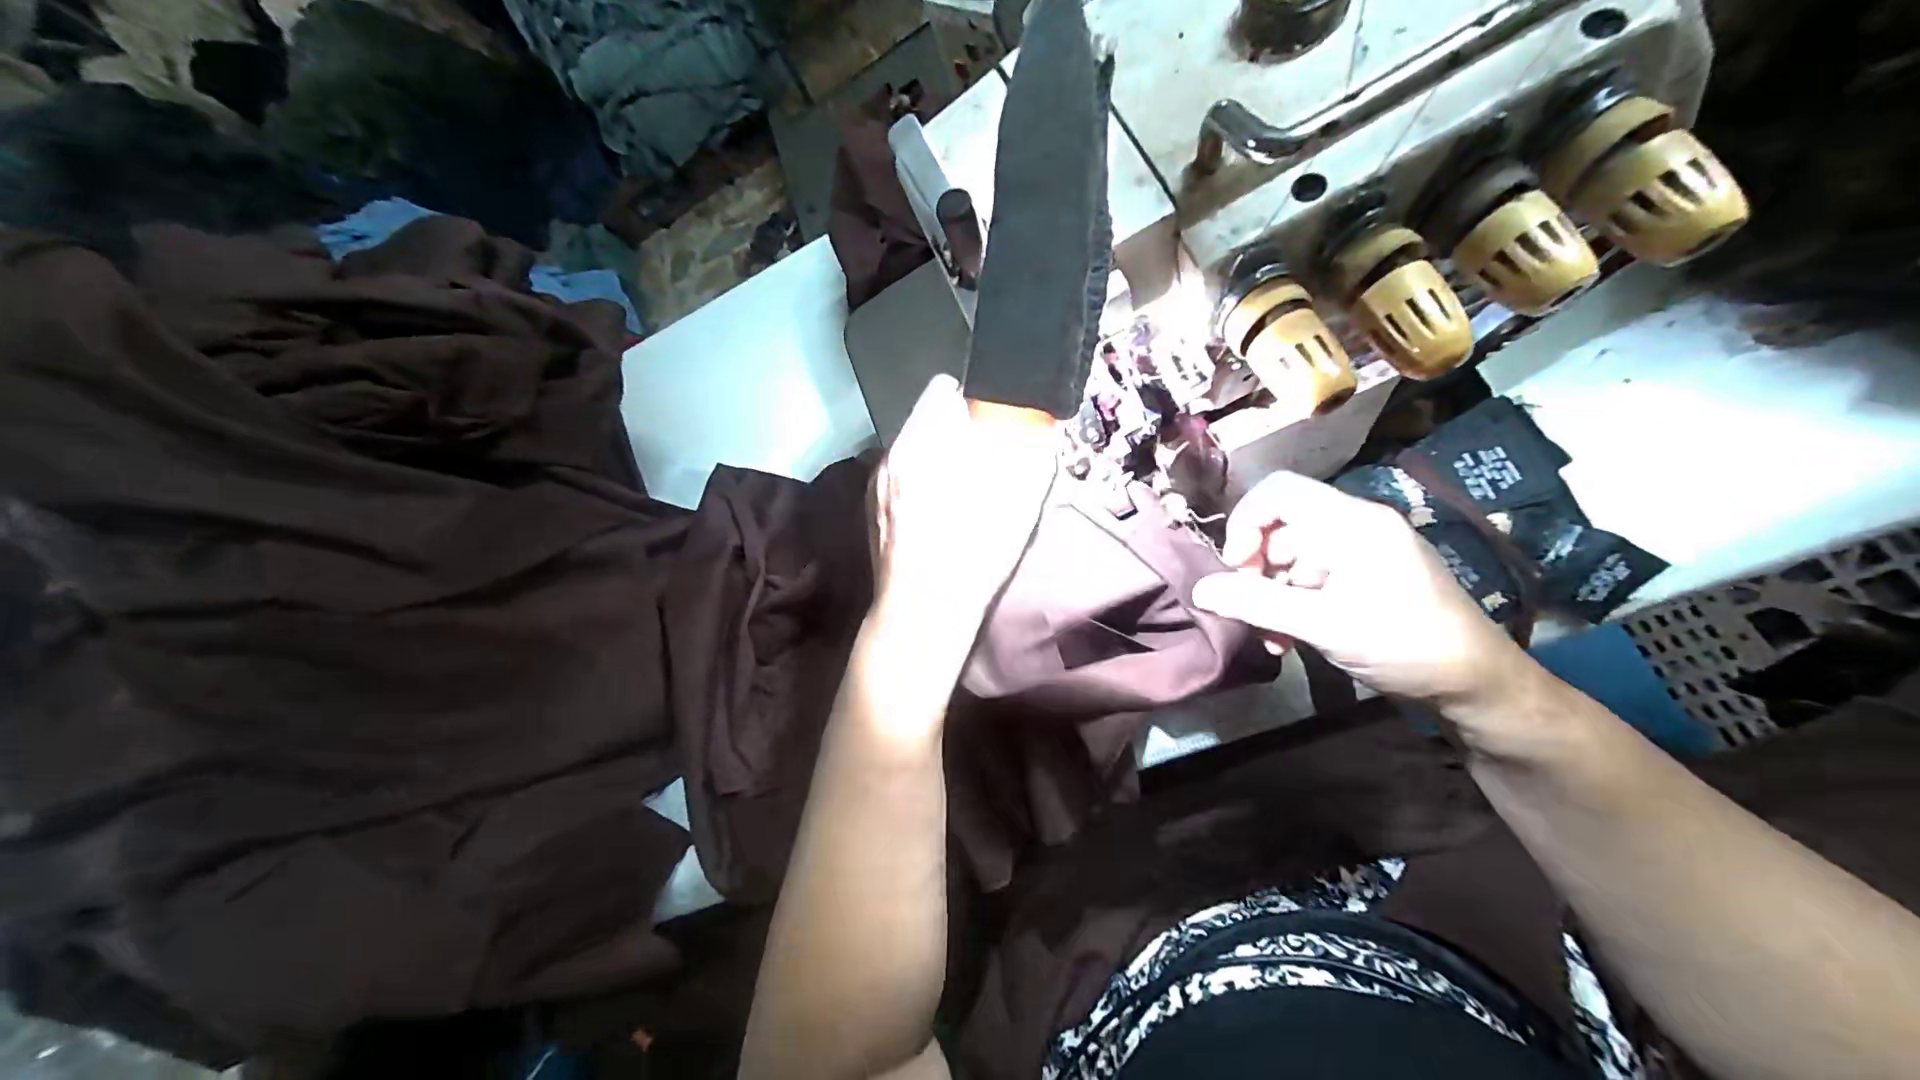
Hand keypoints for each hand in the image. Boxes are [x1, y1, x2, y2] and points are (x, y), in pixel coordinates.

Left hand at [870, 375, 1058, 627]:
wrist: (923, 611)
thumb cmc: (973, 555)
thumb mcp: (1017, 501)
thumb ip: (1031, 454)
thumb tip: (1041, 430)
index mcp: (925, 441)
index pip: (943, 388)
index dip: (972, 401)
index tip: (990, 423)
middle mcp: (892, 452)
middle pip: (926, 419)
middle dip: (955, 431)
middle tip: (982, 459)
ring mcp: (876, 482)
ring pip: (912, 448)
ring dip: (936, 456)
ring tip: (959, 490)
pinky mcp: (870, 507)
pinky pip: (899, 475)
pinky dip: (917, 481)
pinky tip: (935, 514)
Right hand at [1190, 471, 1528, 710]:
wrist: (1480, 683)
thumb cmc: (1404, 645)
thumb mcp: (1323, 625)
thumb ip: (1257, 604)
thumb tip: (1200, 590)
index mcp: (1351, 523)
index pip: (1278, 491)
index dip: (1244, 522)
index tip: (1236, 568)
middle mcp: (1358, 525)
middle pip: (1282, 526)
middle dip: (1257, 568)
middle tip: (1250, 609)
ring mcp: (1366, 550)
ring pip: (1294, 555)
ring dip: (1273, 593)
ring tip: (1273, 637)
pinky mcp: (1371, 574)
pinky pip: (1317, 574)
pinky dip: (1296, 601)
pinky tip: (1291, 637)